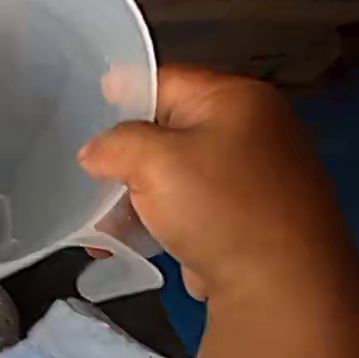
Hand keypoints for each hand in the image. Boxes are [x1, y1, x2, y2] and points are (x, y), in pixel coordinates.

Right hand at [78, 65, 358, 305]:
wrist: (274, 277)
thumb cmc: (216, 205)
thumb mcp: (152, 161)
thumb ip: (114, 145)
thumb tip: (94, 152)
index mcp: (233, 99)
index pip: (165, 80)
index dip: (121, 91)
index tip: (83, 107)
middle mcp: (247, 127)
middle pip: (164, 129)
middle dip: (122, 155)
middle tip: (88, 176)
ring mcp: (246, 173)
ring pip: (169, 172)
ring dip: (130, 195)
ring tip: (98, 223)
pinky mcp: (239, 213)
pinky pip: (182, 205)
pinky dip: (152, 218)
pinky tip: (124, 241)